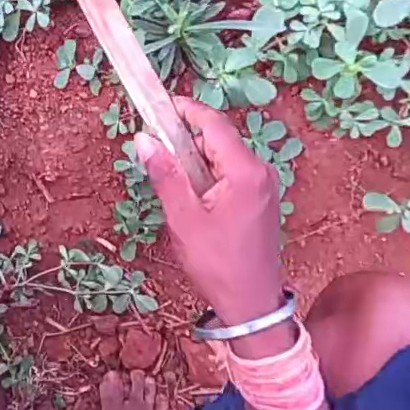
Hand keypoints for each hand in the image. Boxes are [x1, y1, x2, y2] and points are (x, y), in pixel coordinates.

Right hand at [134, 98, 283, 325]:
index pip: (214, 124)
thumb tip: (144, 139)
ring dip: (196, 159)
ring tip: (170, 178)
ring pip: (224, 156)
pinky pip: (232, 173)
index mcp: (246, 171)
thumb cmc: (217, 263)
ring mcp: (265, 185)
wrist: (250, 302)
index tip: (159, 106)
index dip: (185, 110)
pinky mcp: (262, 198)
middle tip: (156, 148)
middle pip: (219, 138)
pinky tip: (191, 195)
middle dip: (187, 138)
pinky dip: (208, 174)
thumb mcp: (183, 219)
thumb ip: (165, 175)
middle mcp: (261, 171)